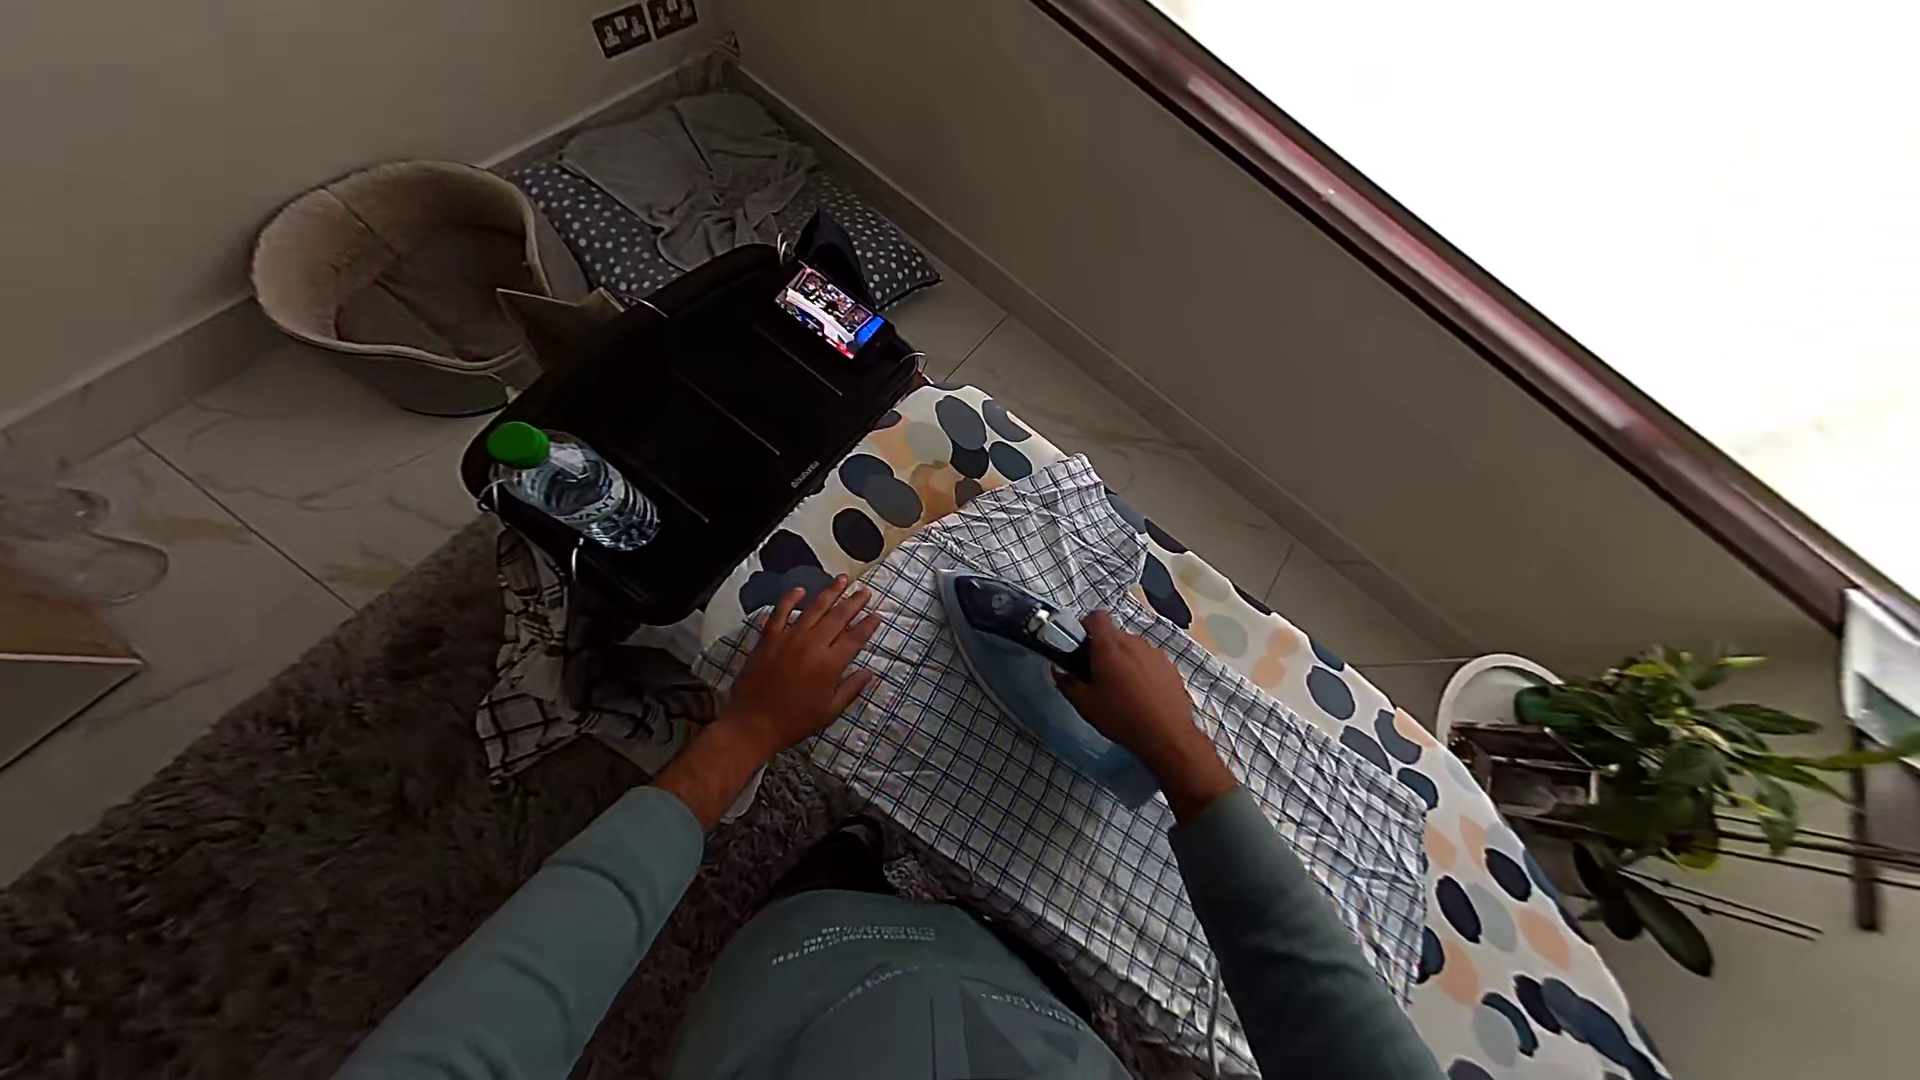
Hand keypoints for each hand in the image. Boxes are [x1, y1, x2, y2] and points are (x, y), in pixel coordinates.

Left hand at [656, 576, 879, 827]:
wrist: (753, 723)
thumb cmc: (795, 721)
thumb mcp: (830, 711)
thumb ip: (851, 689)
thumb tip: (869, 672)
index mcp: (829, 664)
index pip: (855, 638)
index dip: (868, 625)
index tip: (877, 615)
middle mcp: (812, 645)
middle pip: (838, 617)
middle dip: (854, 602)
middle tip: (865, 591)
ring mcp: (789, 638)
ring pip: (814, 608)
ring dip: (830, 592)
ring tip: (842, 579)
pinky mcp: (769, 638)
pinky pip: (780, 613)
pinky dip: (790, 599)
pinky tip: (799, 590)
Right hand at [1058, 610, 1236, 819]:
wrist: (1167, 736)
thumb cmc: (1121, 717)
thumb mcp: (1085, 704)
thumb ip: (1066, 682)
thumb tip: (1058, 670)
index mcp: (1109, 646)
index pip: (1096, 616)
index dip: (1086, 625)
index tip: (1082, 644)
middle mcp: (1133, 642)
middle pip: (1113, 634)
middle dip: (1103, 648)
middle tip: (1097, 673)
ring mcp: (1155, 653)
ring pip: (1132, 647)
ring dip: (1124, 658)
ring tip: (1121, 686)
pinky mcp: (1170, 666)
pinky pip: (1149, 660)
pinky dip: (1142, 669)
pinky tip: (1142, 693)